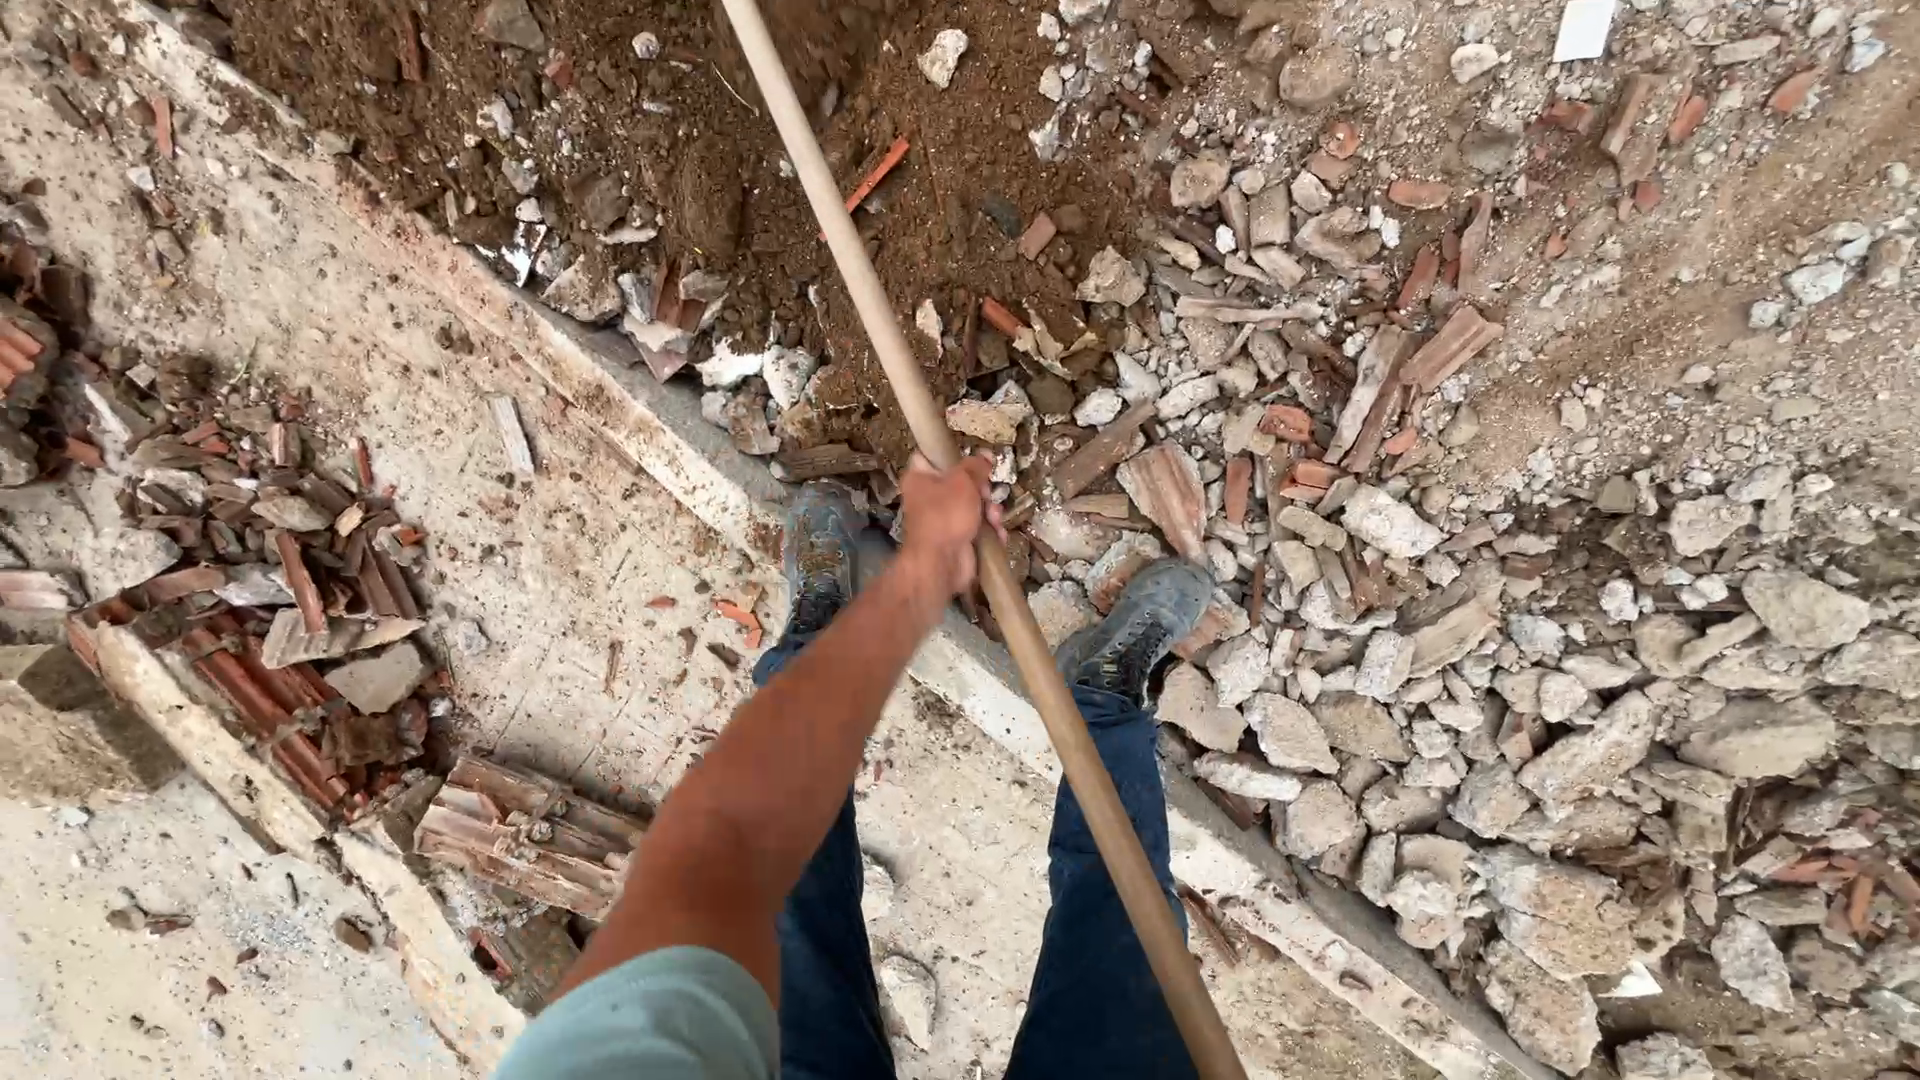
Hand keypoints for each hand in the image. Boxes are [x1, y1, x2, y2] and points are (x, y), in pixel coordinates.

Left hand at [898, 452, 1005, 598]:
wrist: (941, 563)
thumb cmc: (945, 514)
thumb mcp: (962, 481)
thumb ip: (975, 466)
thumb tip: (985, 455)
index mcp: (919, 478)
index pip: (931, 457)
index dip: (952, 455)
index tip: (973, 458)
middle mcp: (929, 498)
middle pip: (962, 483)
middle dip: (981, 489)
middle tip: (985, 494)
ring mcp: (945, 520)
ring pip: (975, 506)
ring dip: (990, 512)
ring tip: (992, 518)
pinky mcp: (959, 539)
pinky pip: (980, 528)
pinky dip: (990, 531)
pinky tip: (996, 534)